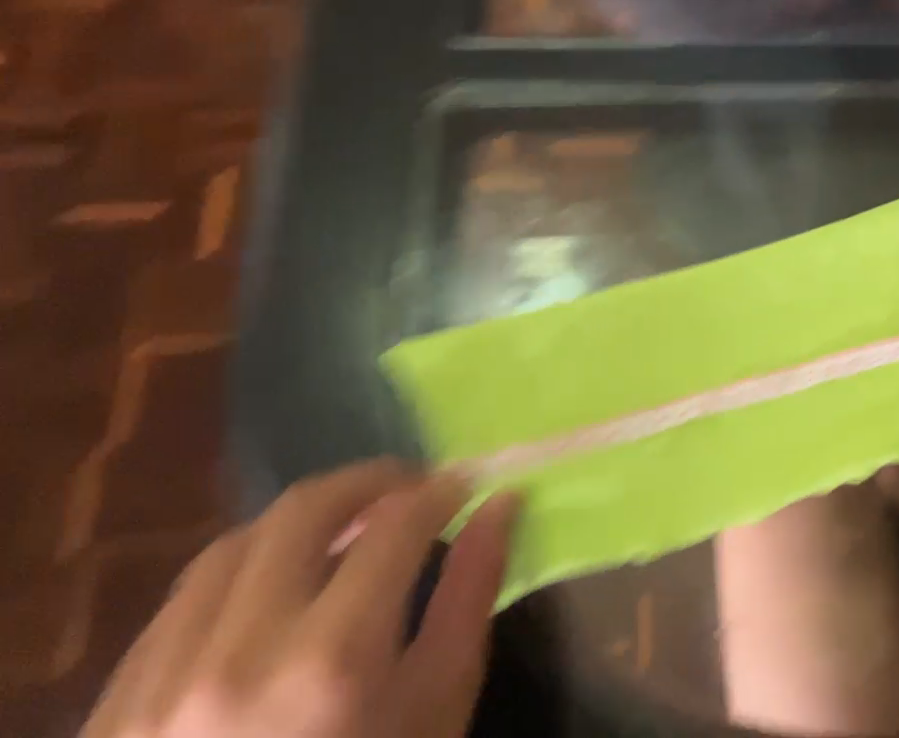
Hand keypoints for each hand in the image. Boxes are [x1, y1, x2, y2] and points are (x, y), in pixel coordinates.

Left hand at [81, 460, 518, 737]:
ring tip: (344, 531)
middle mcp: (239, 652)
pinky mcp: (116, 698)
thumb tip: (499, 505)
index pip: (395, 525)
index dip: (438, 490)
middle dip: (367, 481)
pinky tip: (278, 587)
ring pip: (235, 543)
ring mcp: (162, 675)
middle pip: (302, 511)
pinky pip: (185, 599)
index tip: (462, 486)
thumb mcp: (442, 700)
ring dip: (301, 522)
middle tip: (408, 488)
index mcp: (334, 657)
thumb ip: (472, 594)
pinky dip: (244, 570)